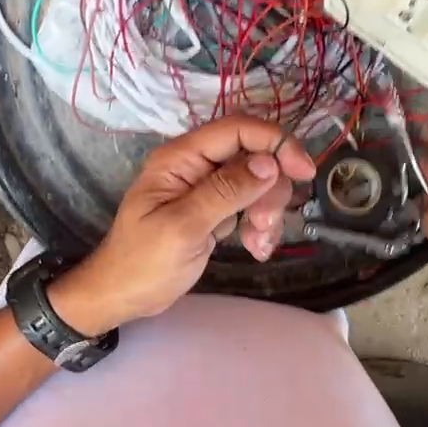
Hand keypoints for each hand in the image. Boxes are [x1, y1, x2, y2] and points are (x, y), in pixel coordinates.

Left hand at [51, 116, 315, 333]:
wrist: (122, 296)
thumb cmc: (143, 261)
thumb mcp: (183, 227)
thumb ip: (225, 192)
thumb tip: (268, 162)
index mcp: (180, 158)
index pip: (236, 130)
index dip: (275, 143)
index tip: (304, 171)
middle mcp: (195, 166)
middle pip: (253, 155)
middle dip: (270, 188)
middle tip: (264, 224)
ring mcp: (205, 188)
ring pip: (257, 182)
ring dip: (267, 211)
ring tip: (257, 243)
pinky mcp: (214, 211)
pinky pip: (250, 205)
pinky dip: (260, 225)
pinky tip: (256, 249)